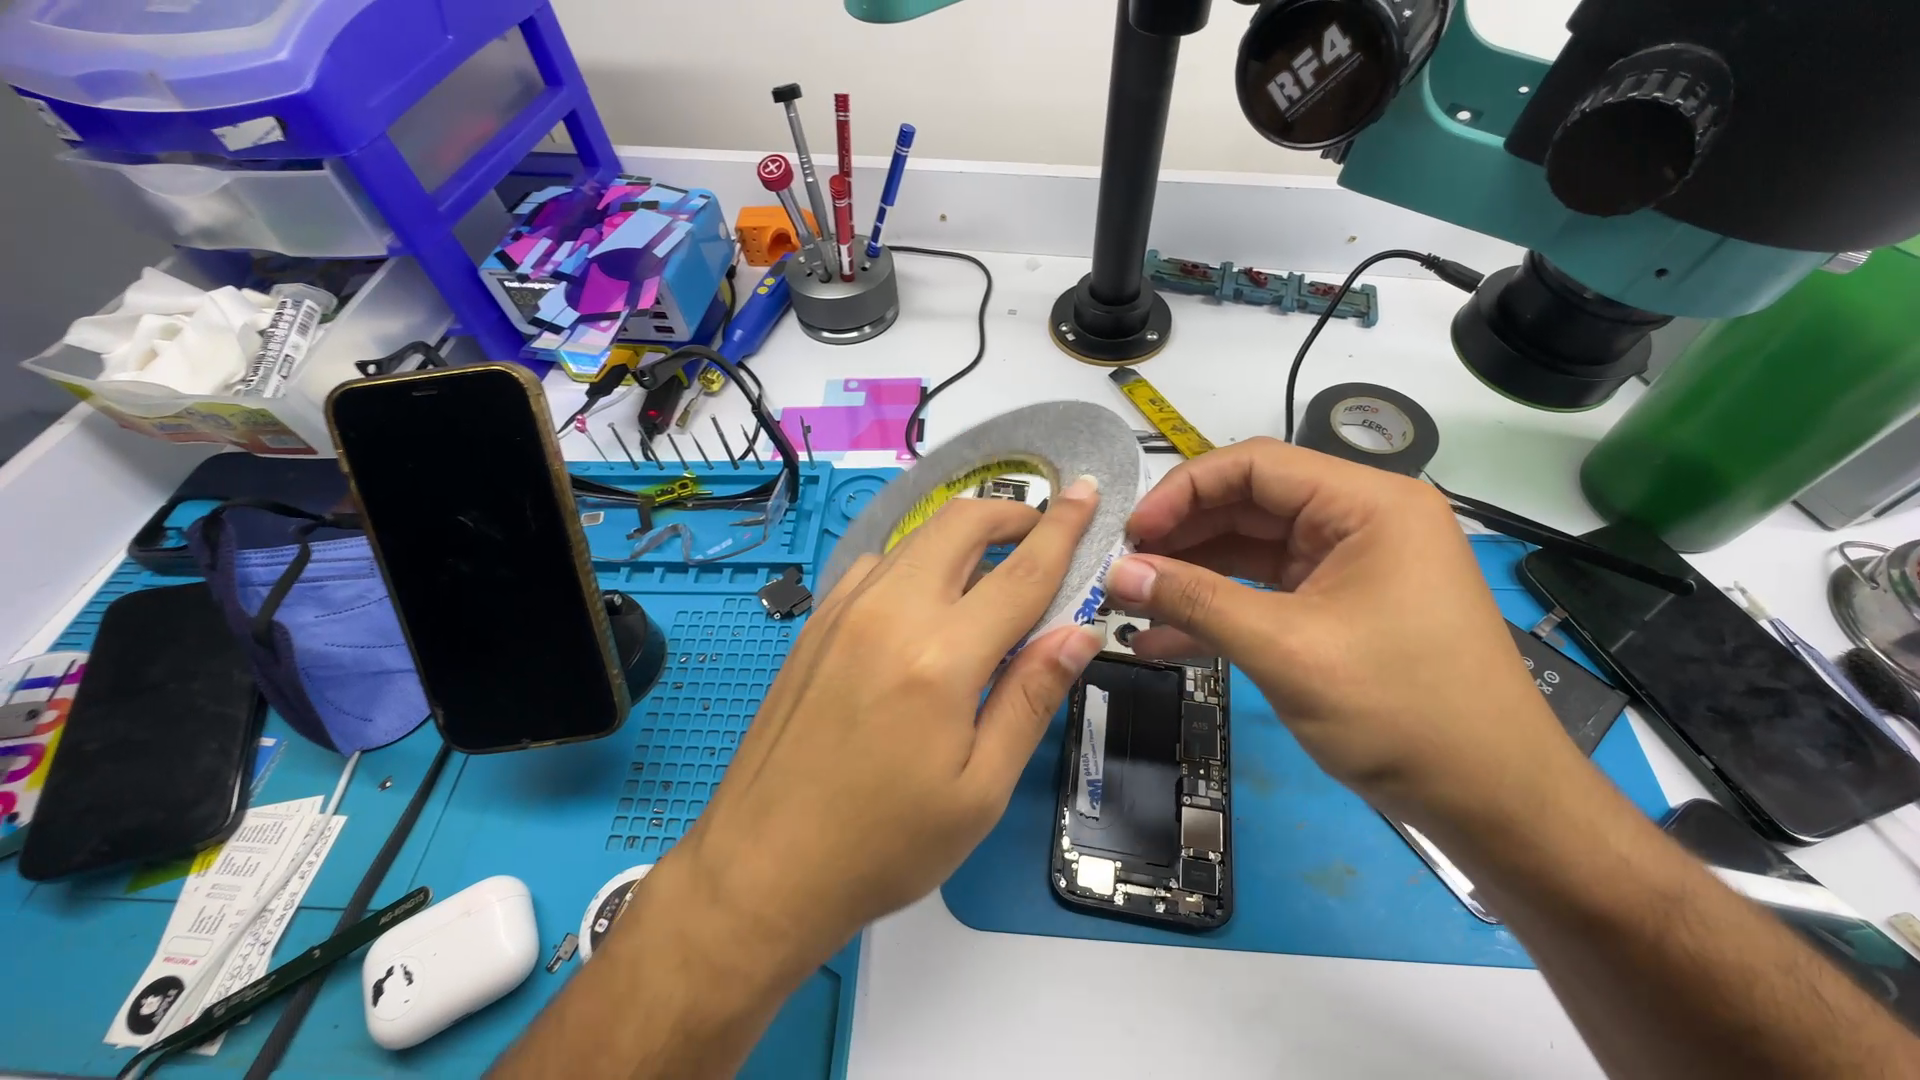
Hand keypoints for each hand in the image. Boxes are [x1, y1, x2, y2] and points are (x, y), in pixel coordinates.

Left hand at [663, 477, 1108, 960]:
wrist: (763, 867)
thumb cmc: (885, 845)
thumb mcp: (980, 789)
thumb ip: (1031, 697)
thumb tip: (1080, 630)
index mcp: (941, 657)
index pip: (1021, 572)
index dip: (1063, 529)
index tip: (1088, 492)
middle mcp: (890, 614)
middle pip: (959, 525)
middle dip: (1009, 515)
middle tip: (1041, 536)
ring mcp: (842, 613)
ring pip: (915, 541)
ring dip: (960, 540)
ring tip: (987, 580)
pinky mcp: (814, 626)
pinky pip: (875, 567)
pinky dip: (914, 564)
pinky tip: (921, 608)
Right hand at [1104, 439, 1584, 828]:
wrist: (1492, 800)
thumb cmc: (1401, 711)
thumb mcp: (1286, 650)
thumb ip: (1196, 601)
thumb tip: (1118, 573)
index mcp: (1368, 505)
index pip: (1255, 466)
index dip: (1182, 491)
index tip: (1131, 533)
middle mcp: (1360, 522)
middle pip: (1249, 506)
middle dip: (1181, 536)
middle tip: (1123, 570)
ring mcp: (1350, 568)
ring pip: (1250, 552)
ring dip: (1192, 577)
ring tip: (1130, 603)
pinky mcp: (1340, 610)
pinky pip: (1265, 594)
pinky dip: (1218, 612)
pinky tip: (1161, 638)